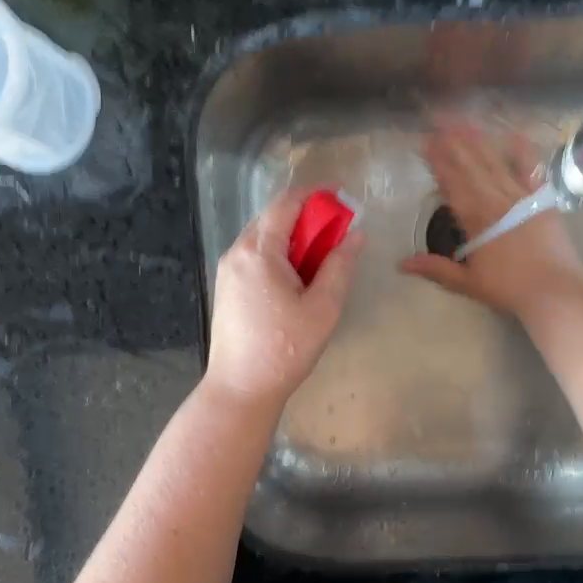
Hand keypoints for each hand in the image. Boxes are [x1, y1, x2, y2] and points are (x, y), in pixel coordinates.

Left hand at [207, 191, 365, 408]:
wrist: (241, 388)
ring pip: (264, 239)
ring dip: (294, 240)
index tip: (343, 198)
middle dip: (308, 219)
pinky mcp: (227, 289)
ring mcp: (228, 271)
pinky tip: (297, 280)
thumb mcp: (323, 308)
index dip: (317, 195)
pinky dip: (279, 257)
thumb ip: (339, 266)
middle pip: (273, 219)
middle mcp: (237, 252)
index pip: (287, 204)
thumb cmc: (285, 349)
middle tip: (338, 234)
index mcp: (259, 251)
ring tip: (322, 261)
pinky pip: (256, 258)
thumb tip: (355, 235)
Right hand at [398, 118, 582, 317]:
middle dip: (454, 143)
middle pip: (471, 166)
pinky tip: (514, 134)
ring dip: (479, 142)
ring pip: (495, 163)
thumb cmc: (508, 289)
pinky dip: (523, 151)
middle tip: (439, 120)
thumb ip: (436, 269)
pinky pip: (531, 169)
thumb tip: (402, 264)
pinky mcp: (542, 199)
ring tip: (465, 122)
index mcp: (476, 220)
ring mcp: (520, 196)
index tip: (426, 142)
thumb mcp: (468, 283)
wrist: (553, 290)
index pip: (452, 184)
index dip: (438, 162)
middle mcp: (496, 201)